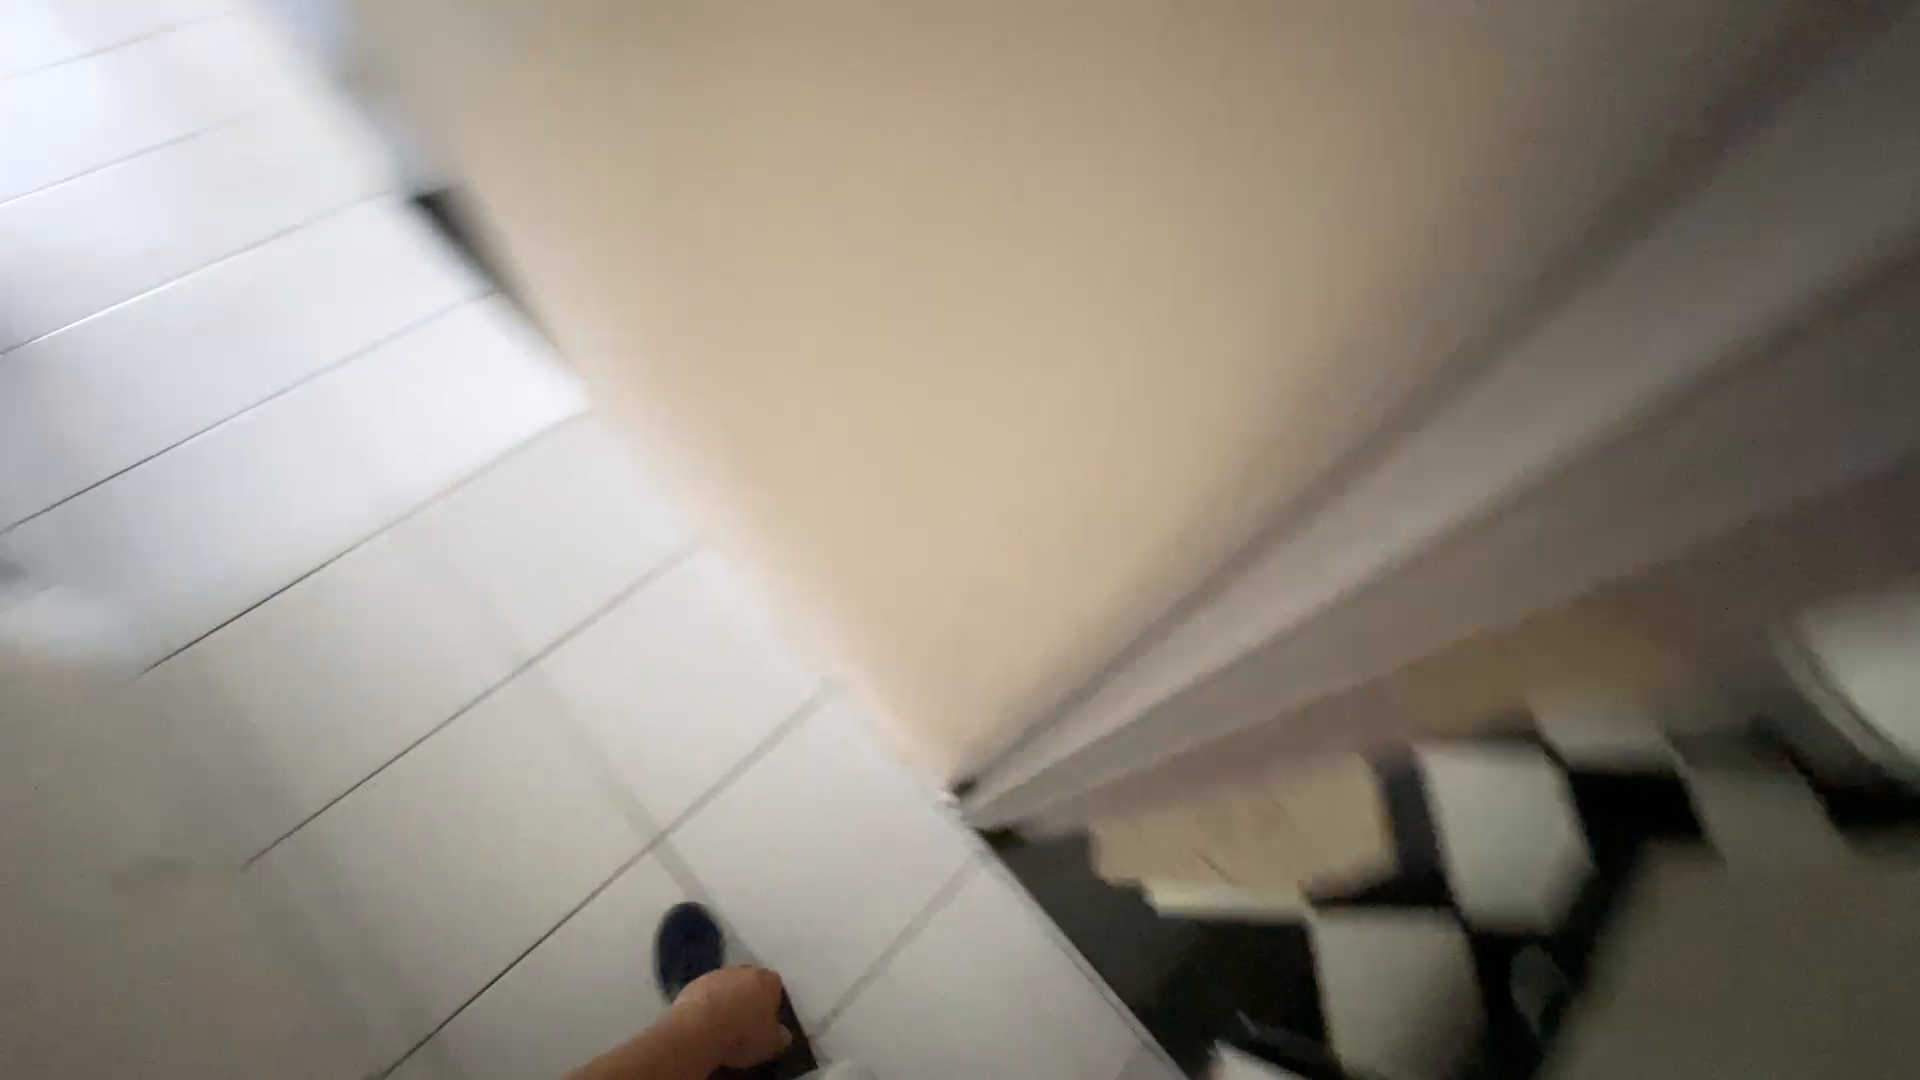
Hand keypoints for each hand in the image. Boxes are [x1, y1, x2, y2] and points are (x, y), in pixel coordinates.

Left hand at [668, 966, 792, 1069]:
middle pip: (751, 983)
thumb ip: (781, 1036)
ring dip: (727, 999)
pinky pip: (707, 992)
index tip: (766, 1022)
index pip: (776, 987)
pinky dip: (708, 1004)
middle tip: (744, 1022)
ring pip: (728, 986)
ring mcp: (720, 973)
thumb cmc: (742, 1033)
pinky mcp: (697, 982)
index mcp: (768, 980)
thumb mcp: (770, 1043)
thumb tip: (784, 1034)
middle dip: (749, 998)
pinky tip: (705, 1022)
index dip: (772, 1004)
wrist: (700, 1027)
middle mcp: (746, 970)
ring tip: (723, 1023)